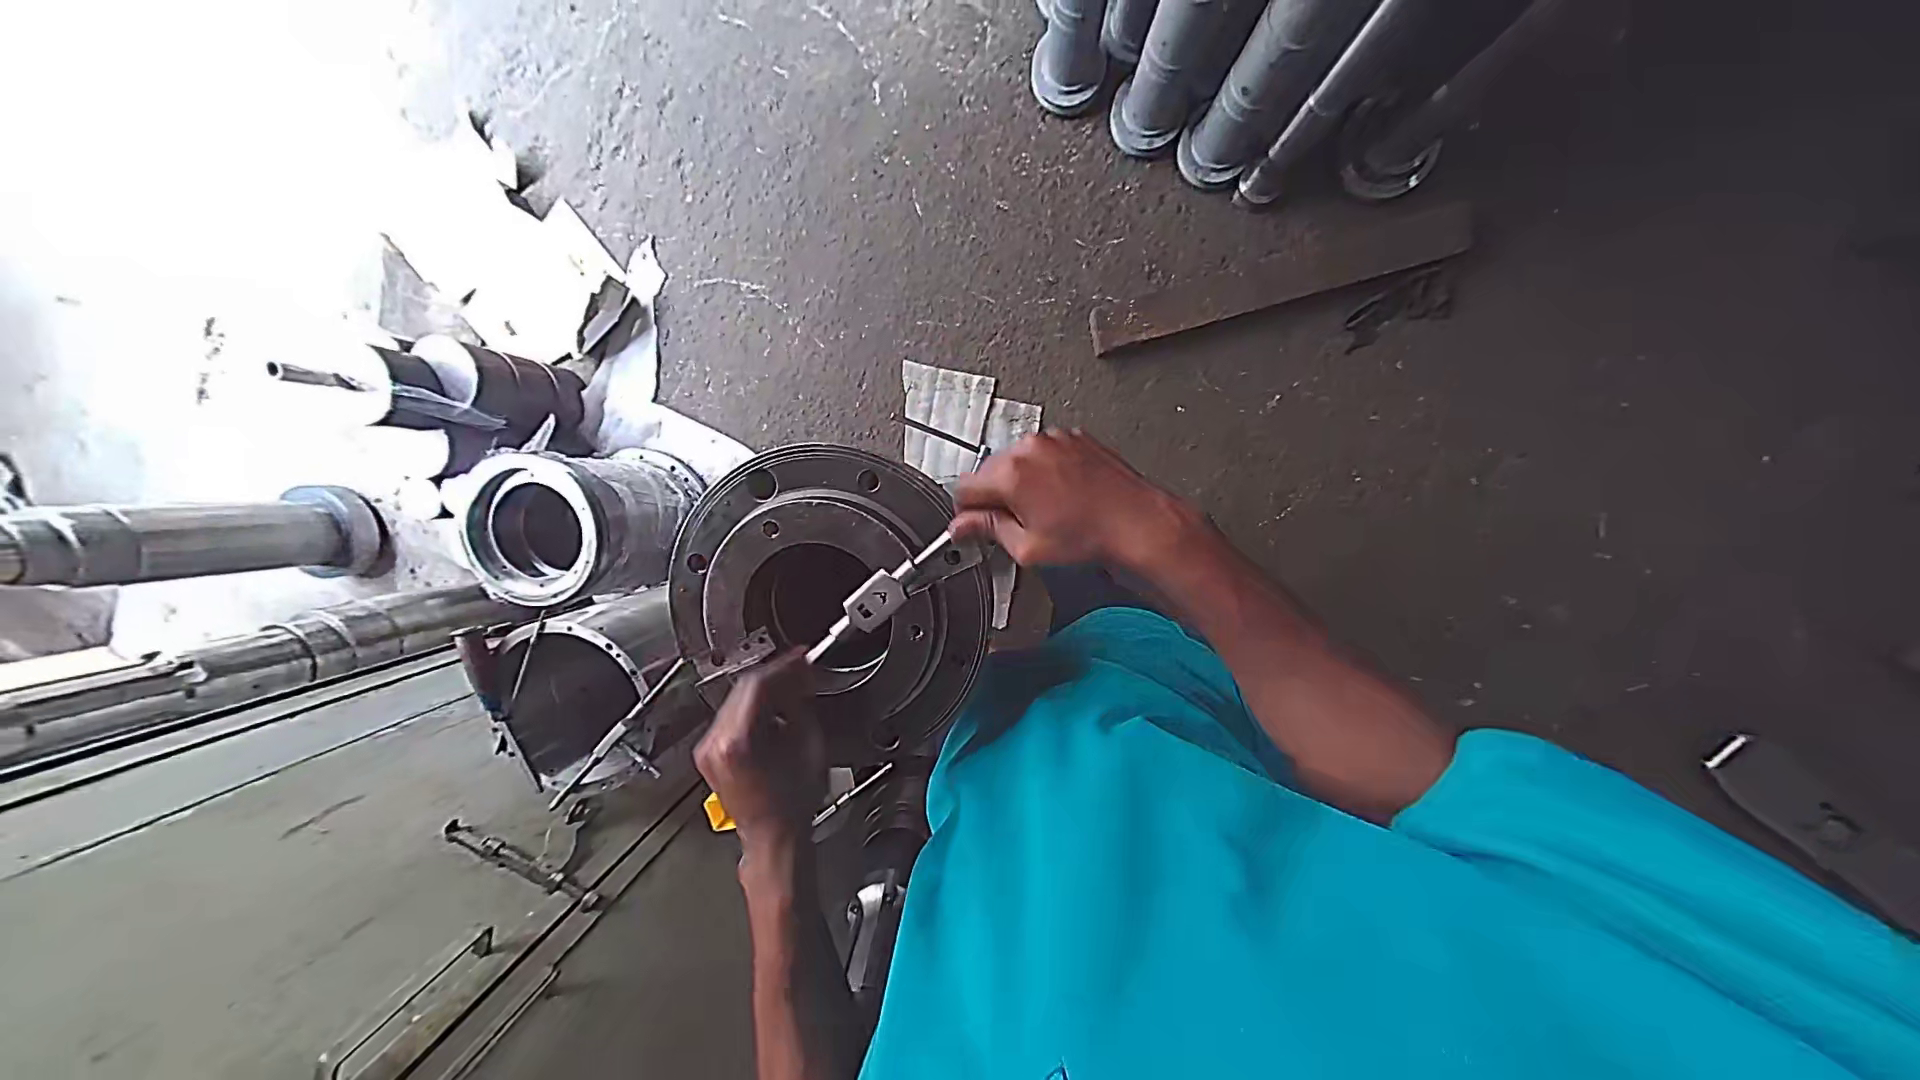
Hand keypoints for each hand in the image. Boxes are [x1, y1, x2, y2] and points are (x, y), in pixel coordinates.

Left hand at [694, 651, 824, 843]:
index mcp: (736, 739)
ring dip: (766, 691)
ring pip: (737, 700)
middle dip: (776, 676)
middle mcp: (715, 742)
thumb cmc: (791, 803)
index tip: (801, 658)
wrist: (773, 836)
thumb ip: (801, 703)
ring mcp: (709, 749)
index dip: (783, 666)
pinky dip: (755, 708)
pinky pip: (732, 717)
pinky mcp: (711, 754)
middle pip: (743, 688)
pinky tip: (776, 709)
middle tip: (800, 669)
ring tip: (792, 689)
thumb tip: (799, 679)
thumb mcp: (807, 743)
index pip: (756, 684)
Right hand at [950, 430, 1200, 570]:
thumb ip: (987, 530)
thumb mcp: (1027, 546)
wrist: (1135, 521)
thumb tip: (962, 526)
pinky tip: (1063, 494)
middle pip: (989, 471)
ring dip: (1022, 481)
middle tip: (1020, 521)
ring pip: (1017, 460)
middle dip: (997, 495)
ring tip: (1049, 508)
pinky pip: (1044, 452)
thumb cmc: (1092, 534)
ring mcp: (1053, 439)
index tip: (977, 522)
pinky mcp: (1072, 437)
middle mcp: (1029, 448)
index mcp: (1011, 474)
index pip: (964, 487)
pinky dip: (1046, 470)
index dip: (969, 511)